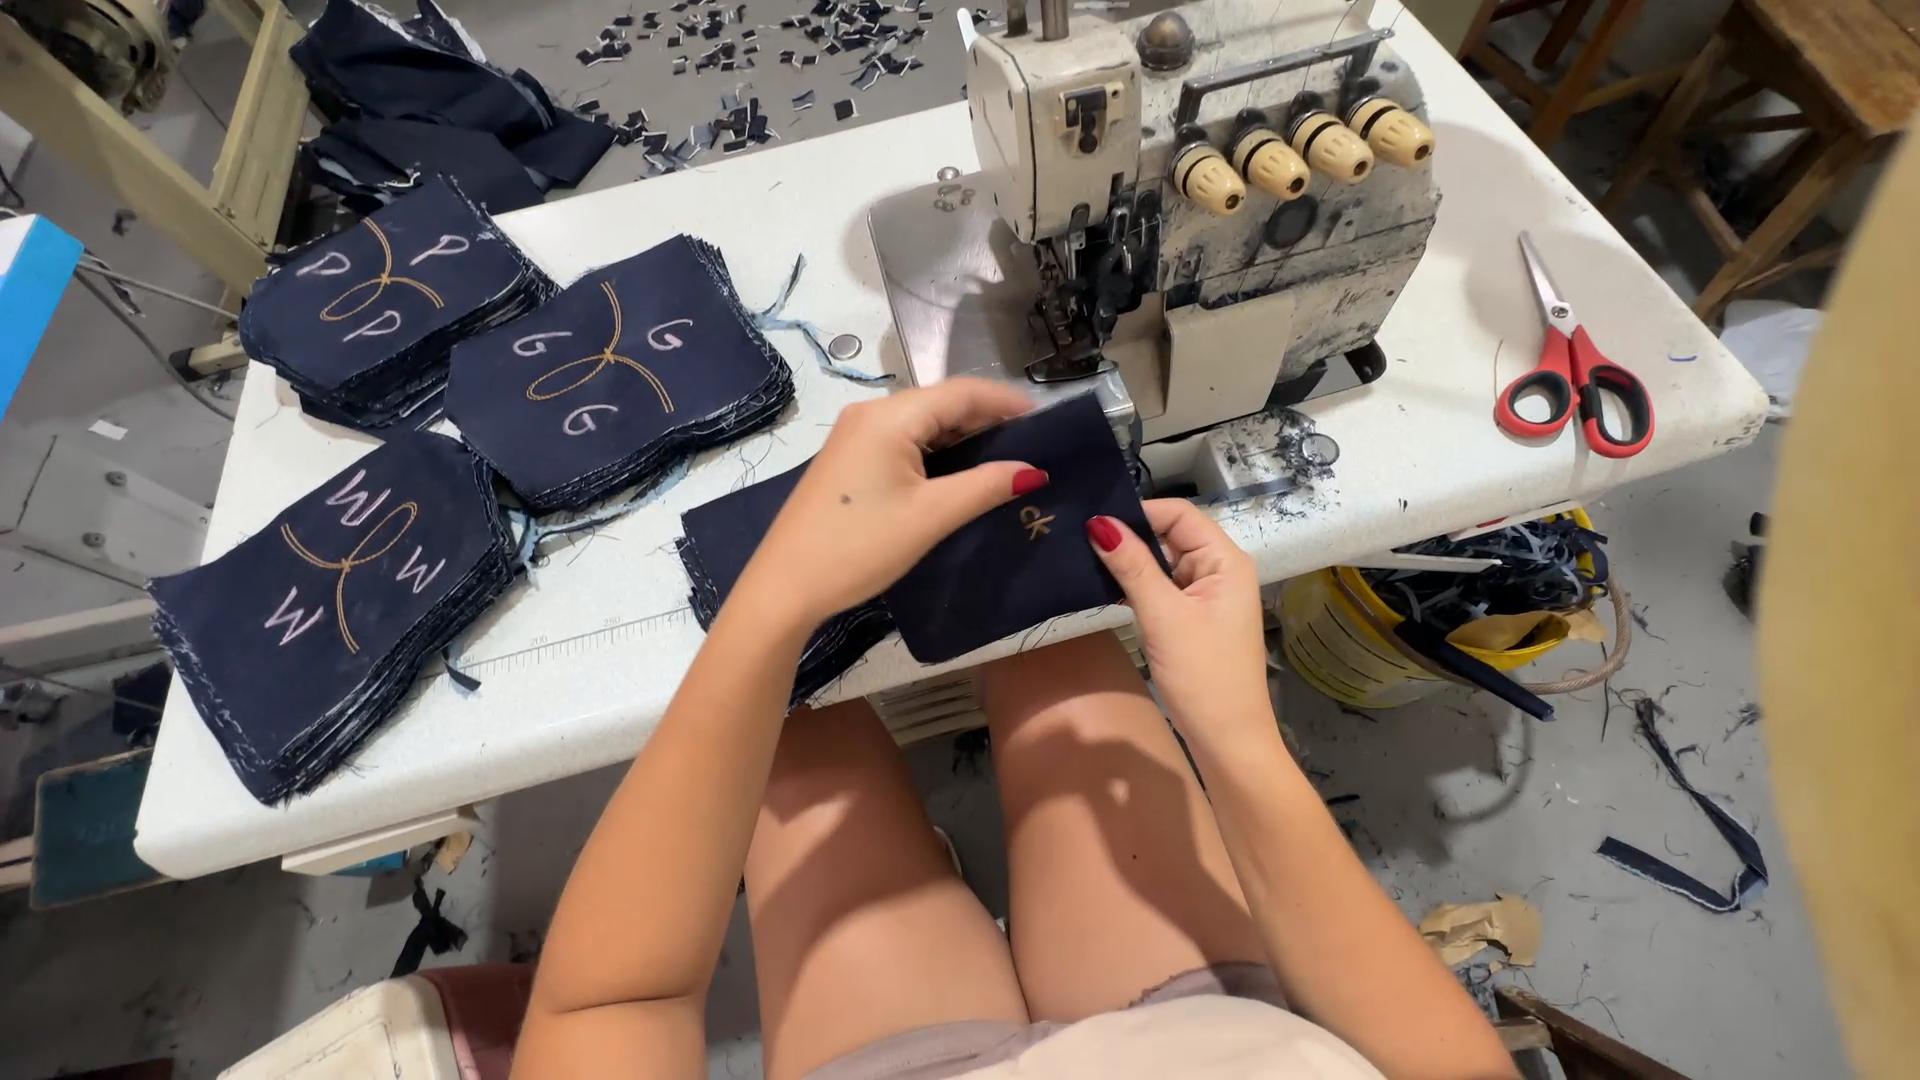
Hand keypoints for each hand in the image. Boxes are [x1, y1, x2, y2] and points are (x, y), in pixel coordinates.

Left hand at [737, 378, 1043, 626]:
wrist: (786, 586)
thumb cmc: (859, 547)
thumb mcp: (930, 517)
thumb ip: (985, 486)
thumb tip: (1034, 470)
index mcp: (889, 417)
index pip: (962, 392)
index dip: (1007, 403)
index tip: (1047, 421)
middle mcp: (870, 414)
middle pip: (941, 403)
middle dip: (988, 420)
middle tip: (1032, 445)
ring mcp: (855, 436)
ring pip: (922, 423)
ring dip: (963, 437)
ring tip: (1005, 459)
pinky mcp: (849, 459)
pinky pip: (903, 441)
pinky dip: (936, 451)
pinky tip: (960, 472)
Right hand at [1086, 499, 1273, 750]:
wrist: (1226, 737)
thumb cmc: (1202, 674)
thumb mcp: (1162, 615)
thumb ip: (1131, 566)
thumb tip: (1098, 522)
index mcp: (1224, 560)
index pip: (1178, 514)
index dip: (1138, 512)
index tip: (1093, 523)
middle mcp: (1219, 569)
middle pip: (1170, 534)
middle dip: (1129, 536)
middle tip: (1079, 539)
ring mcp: (1206, 593)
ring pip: (1162, 561)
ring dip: (1130, 562)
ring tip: (1084, 559)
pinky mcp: (1193, 615)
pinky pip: (1162, 586)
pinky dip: (1137, 585)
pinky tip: (1106, 588)